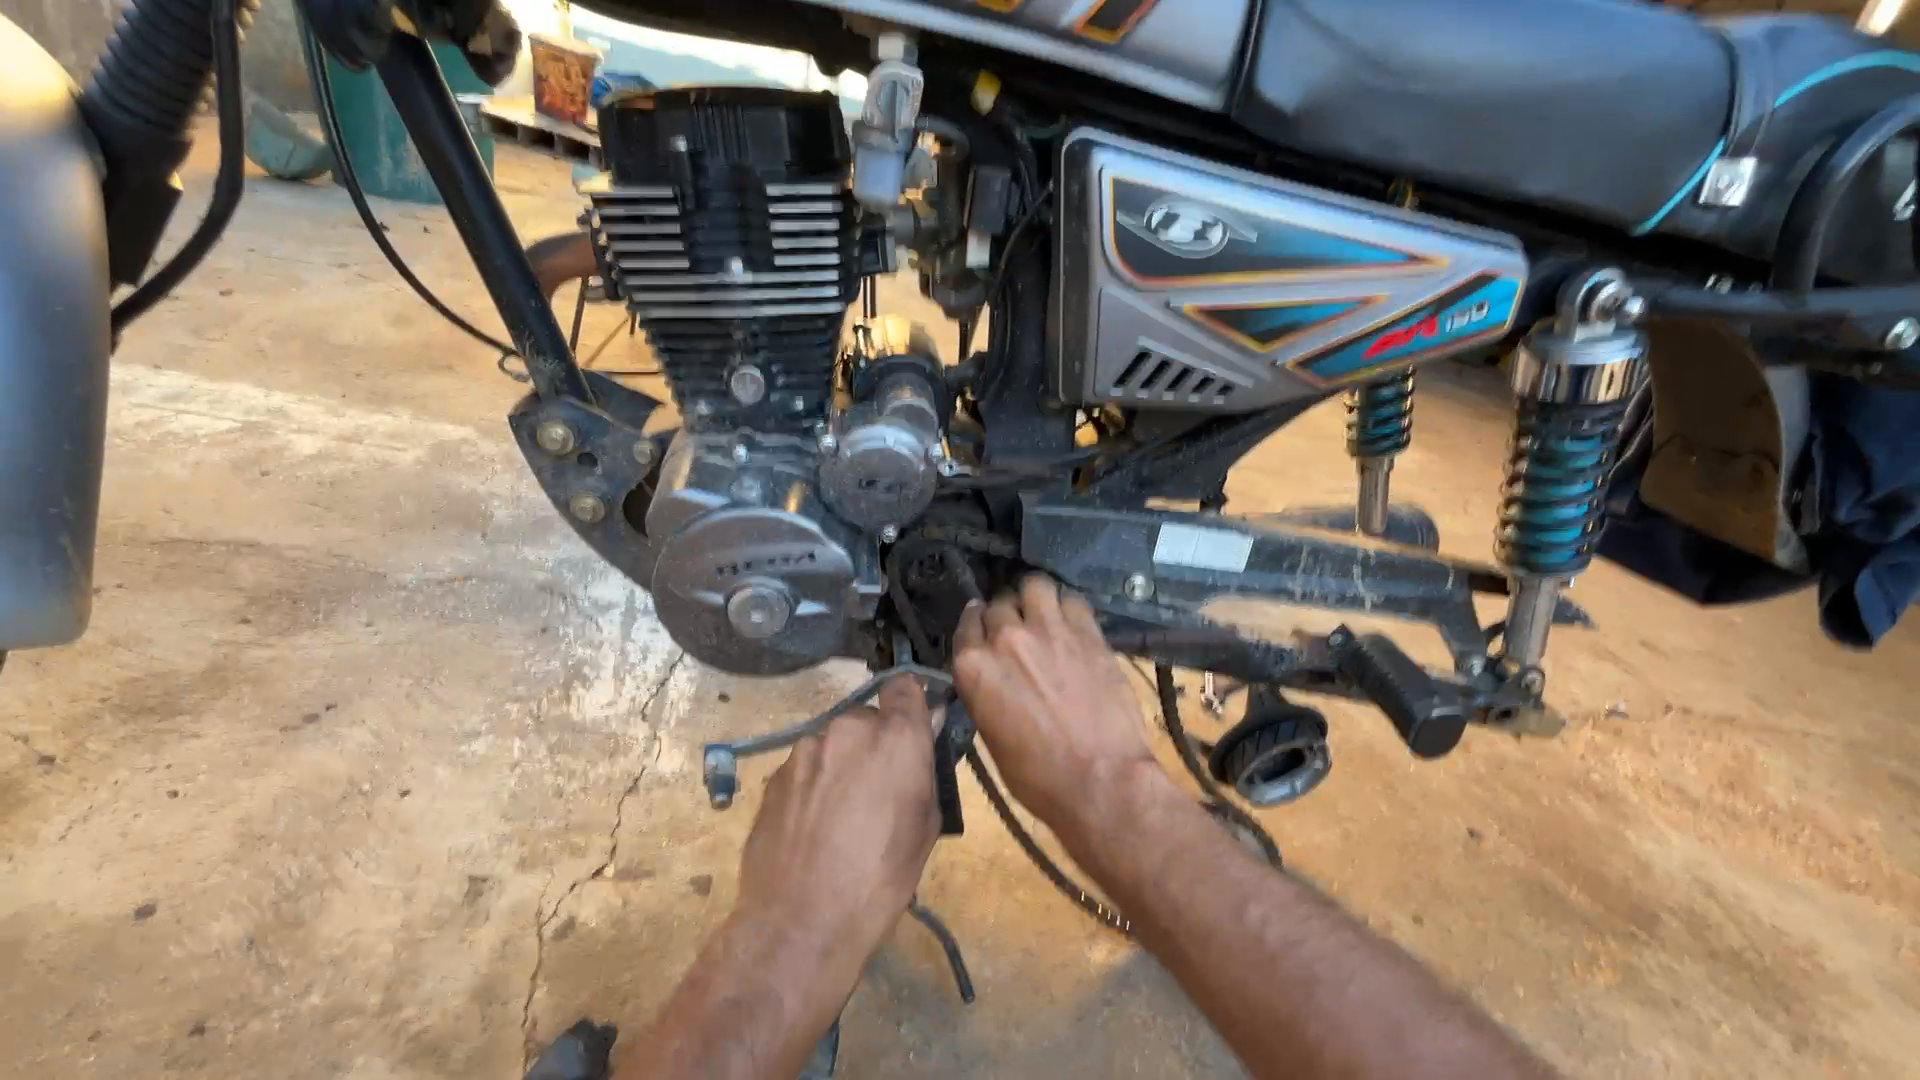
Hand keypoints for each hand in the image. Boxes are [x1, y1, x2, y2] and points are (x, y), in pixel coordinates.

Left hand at [735, 677, 940, 983]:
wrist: (801, 920)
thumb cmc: (881, 877)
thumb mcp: (925, 826)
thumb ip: (924, 768)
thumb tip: (927, 731)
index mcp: (895, 736)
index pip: (905, 687)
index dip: (910, 704)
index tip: (913, 728)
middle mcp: (848, 729)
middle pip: (867, 719)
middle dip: (874, 744)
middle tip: (877, 789)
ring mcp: (805, 749)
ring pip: (833, 744)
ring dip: (840, 764)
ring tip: (840, 815)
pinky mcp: (774, 775)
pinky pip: (805, 768)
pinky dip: (813, 785)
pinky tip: (812, 827)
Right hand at [952, 574, 1159, 829]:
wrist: (1100, 780)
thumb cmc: (1038, 776)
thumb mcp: (992, 736)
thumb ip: (985, 691)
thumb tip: (992, 676)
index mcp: (973, 667)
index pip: (966, 624)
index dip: (977, 627)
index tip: (986, 632)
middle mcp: (1005, 638)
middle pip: (998, 603)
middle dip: (1006, 614)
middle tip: (1019, 631)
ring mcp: (1049, 629)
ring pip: (1034, 585)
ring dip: (1035, 598)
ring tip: (1044, 613)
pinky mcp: (1087, 631)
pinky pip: (1072, 599)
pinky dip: (1068, 606)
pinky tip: (1073, 621)